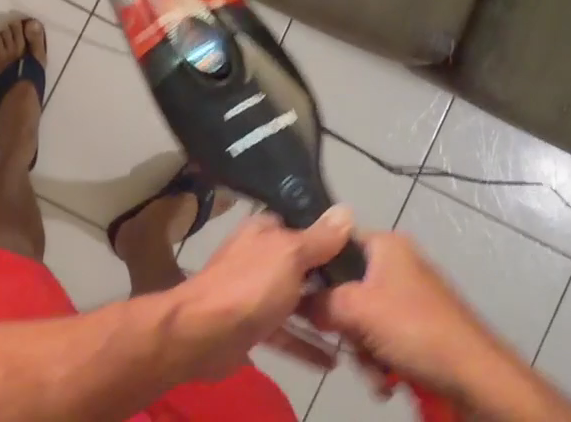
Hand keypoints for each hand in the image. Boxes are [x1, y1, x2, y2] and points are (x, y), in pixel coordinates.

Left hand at [171, 206, 353, 378]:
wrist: (205, 333)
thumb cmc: (250, 285)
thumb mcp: (290, 255)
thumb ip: (318, 238)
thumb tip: (345, 210)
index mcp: (262, 232)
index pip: (298, 225)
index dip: (326, 236)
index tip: (359, 252)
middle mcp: (257, 257)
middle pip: (299, 265)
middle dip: (328, 279)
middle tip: (366, 294)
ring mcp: (254, 293)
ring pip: (294, 300)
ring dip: (320, 314)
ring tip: (354, 329)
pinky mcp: (252, 326)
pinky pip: (285, 333)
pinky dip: (306, 345)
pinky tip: (332, 361)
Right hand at [309, 232, 511, 397]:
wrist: (479, 380)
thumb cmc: (416, 331)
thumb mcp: (356, 309)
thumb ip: (319, 300)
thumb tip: (299, 302)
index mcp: (385, 246)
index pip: (333, 245)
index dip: (316, 272)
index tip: (305, 300)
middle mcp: (397, 265)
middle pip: (347, 287)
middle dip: (345, 325)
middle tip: (350, 342)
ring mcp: (411, 298)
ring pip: (364, 318)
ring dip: (362, 350)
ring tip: (374, 372)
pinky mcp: (422, 329)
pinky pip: (384, 338)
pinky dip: (381, 360)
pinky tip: (385, 381)